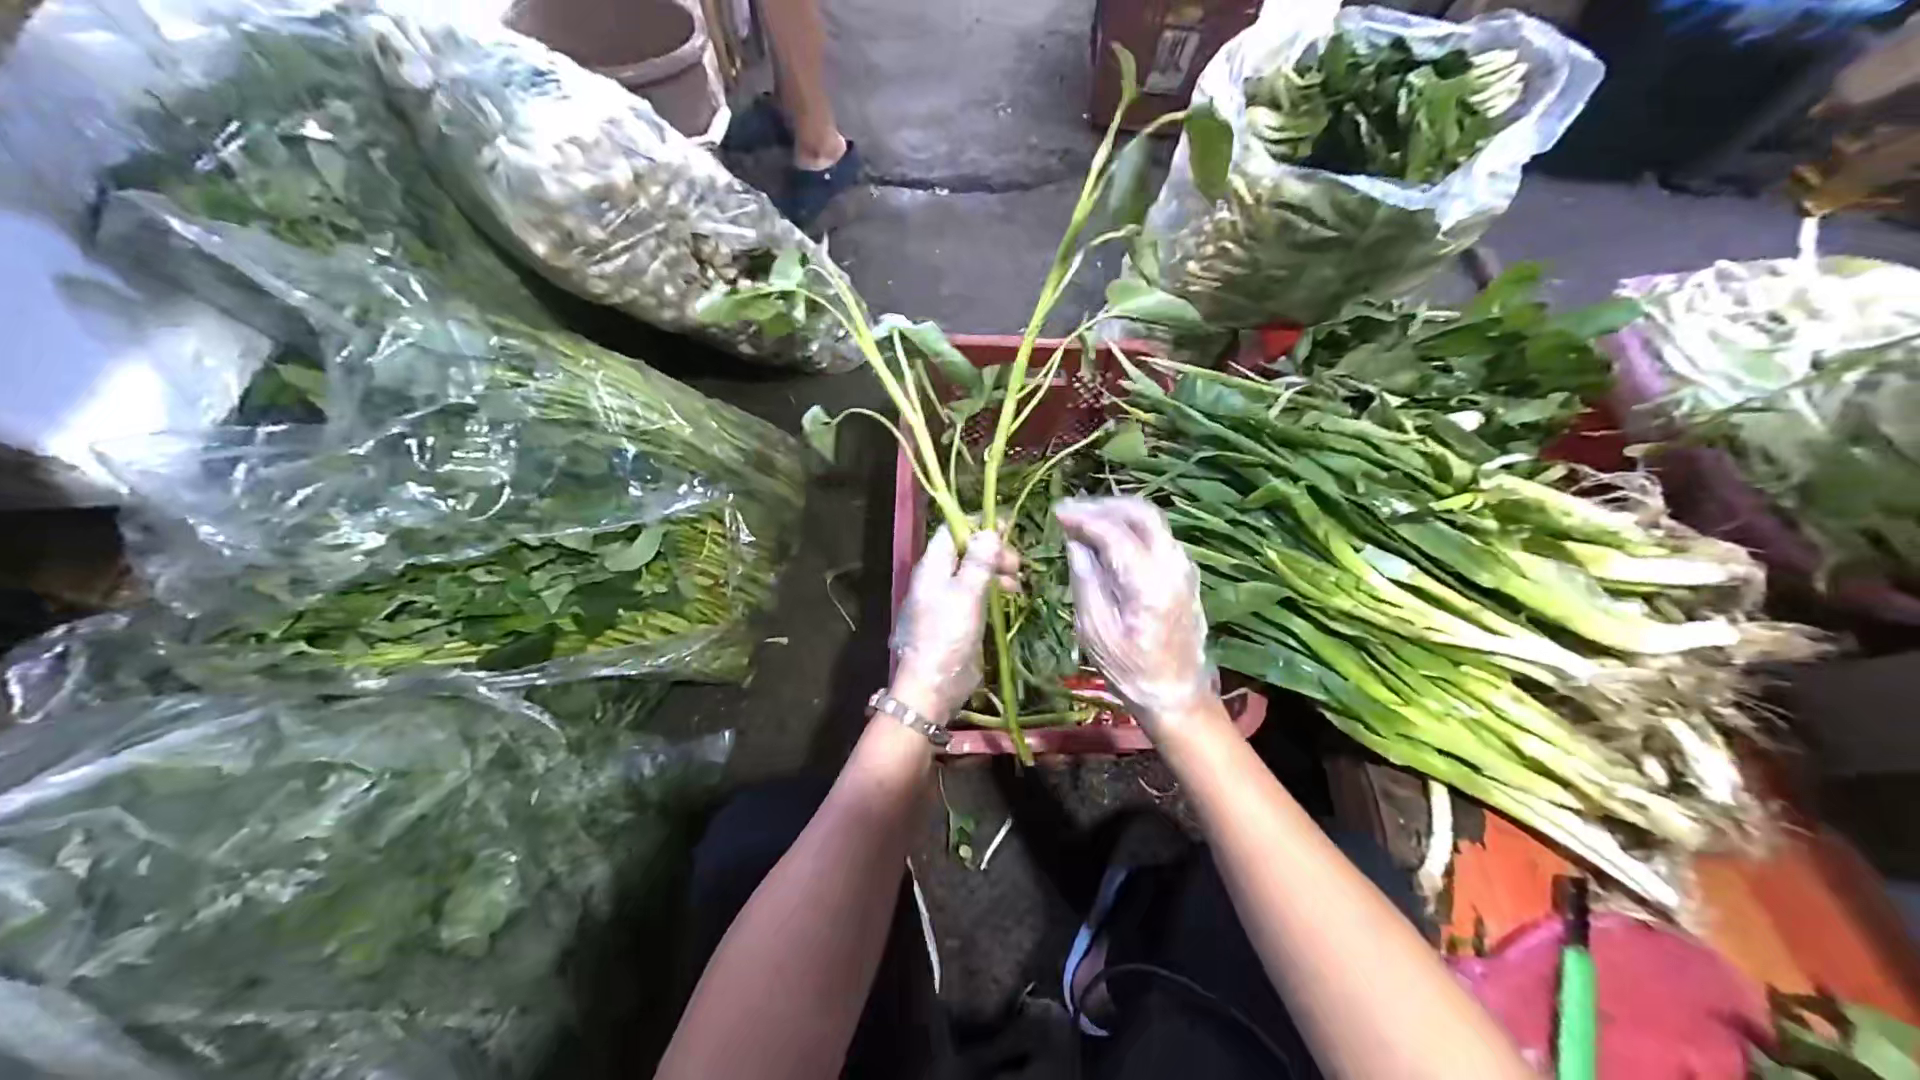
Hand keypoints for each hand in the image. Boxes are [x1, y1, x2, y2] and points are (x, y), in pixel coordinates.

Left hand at [890, 526, 1019, 721]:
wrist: (933, 684)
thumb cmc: (947, 634)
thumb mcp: (966, 593)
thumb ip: (978, 561)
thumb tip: (990, 531)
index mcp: (933, 566)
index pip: (952, 531)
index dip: (979, 526)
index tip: (1007, 529)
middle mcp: (937, 578)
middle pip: (966, 551)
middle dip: (993, 552)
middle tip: (1016, 565)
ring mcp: (947, 599)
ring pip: (974, 573)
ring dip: (997, 572)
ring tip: (1017, 584)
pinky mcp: (958, 619)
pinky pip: (977, 594)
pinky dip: (994, 591)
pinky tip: (1010, 597)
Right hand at [1055, 497, 1217, 738]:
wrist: (1177, 694)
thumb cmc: (1131, 670)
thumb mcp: (1095, 631)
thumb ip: (1085, 582)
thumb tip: (1075, 543)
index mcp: (1150, 583)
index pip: (1115, 532)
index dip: (1084, 517)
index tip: (1057, 513)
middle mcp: (1173, 566)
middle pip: (1142, 513)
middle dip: (1103, 505)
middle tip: (1072, 511)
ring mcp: (1184, 568)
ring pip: (1152, 521)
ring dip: (1117, 514)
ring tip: (1085, 521)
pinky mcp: (1184, 574)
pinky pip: (1157, 536)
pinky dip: (1131, 528)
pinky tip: (1108, 539)